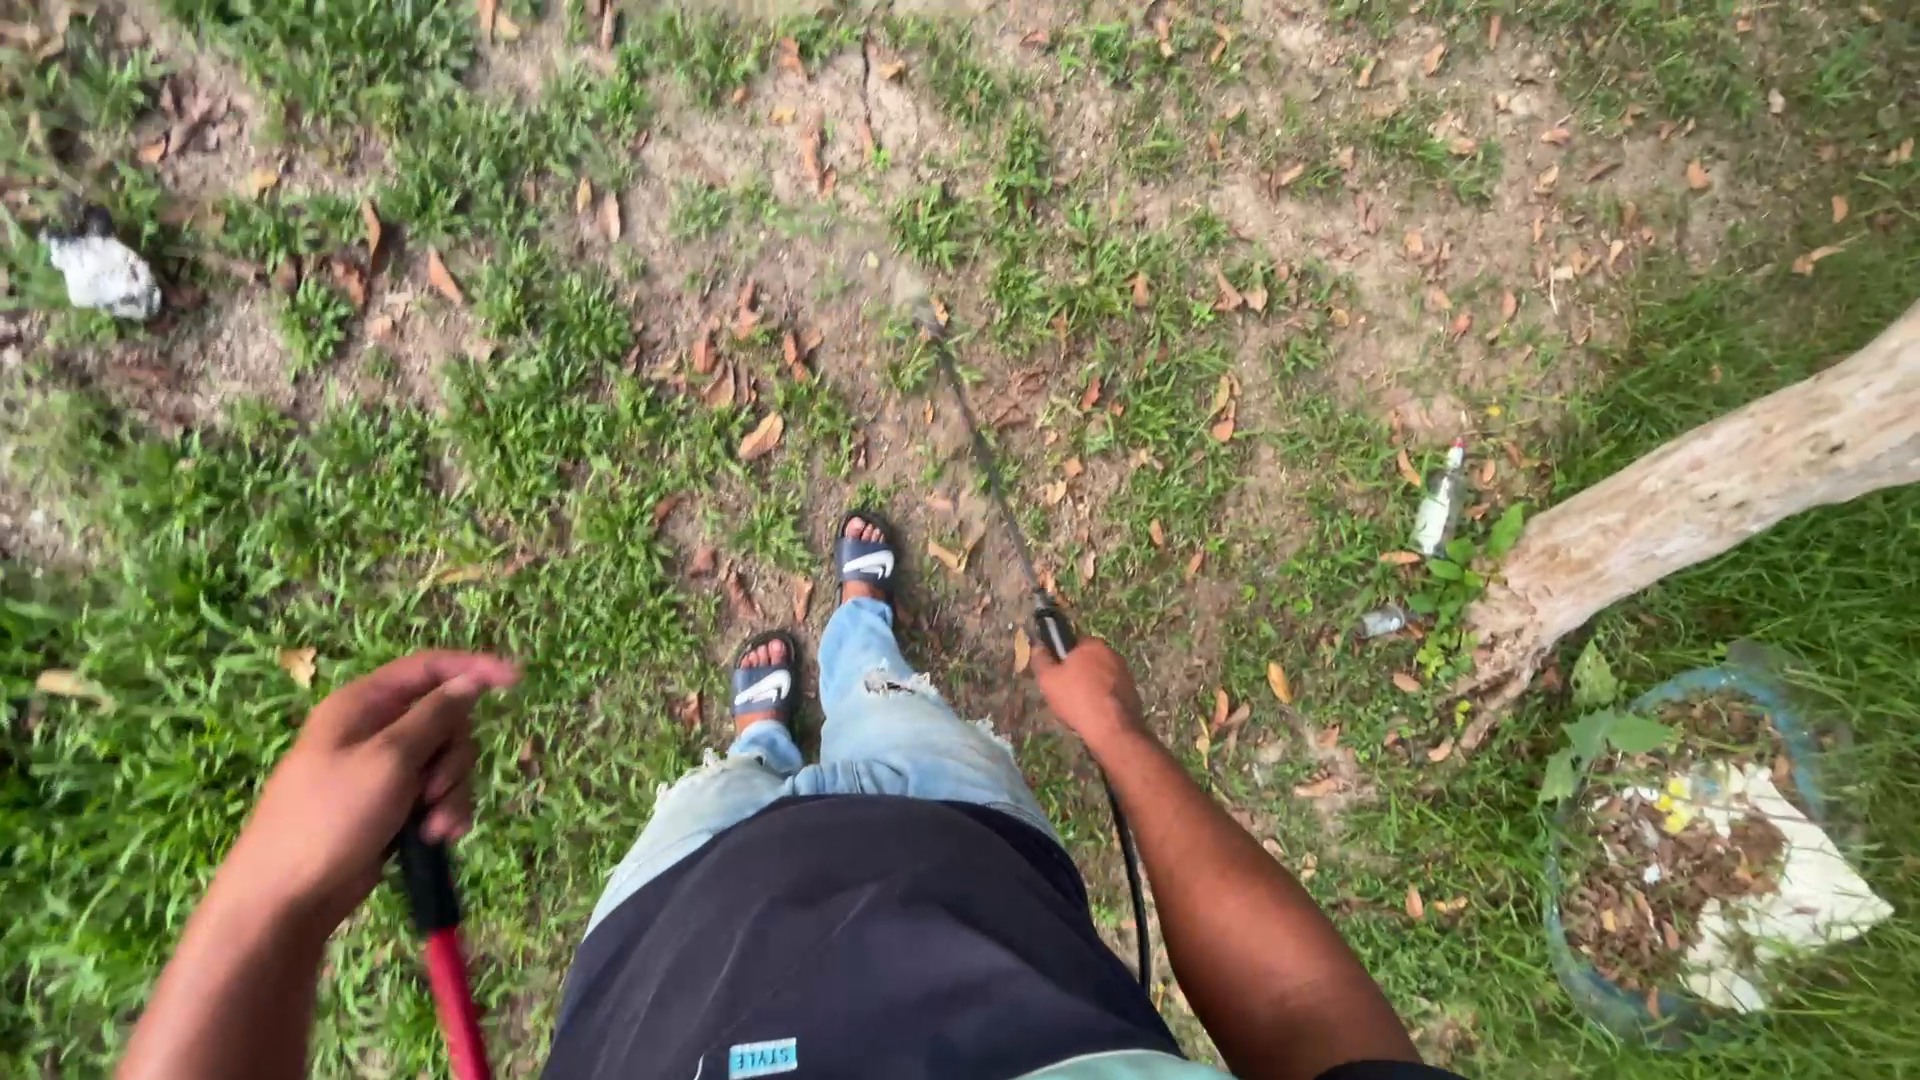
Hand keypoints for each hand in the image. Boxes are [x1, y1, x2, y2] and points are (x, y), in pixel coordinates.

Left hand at [221, 651, 518, 931]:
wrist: (286, 900)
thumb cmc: (330, 818)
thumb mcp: (390, 758)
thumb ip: (436, 715)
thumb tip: (470, 682)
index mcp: (363, 705)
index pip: (430, 667)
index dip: (474, 667)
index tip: (516, 680)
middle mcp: (376, 729)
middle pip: (448, 718)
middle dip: (454, 756)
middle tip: (435, 788)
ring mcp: (386, 767)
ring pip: (450, 758)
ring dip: (452, 791)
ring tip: (434, 825)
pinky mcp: (395, 800)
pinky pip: (441, 790)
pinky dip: (446, 810)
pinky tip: (437, 835)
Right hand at [1030, 638, 1146, 745]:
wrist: (1112, 729)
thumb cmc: (1077, 699)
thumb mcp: (1048, 679)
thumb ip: (1041, 659)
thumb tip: (1039, 647)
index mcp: (1093, 644)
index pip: (1073, 644)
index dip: (1062, 659)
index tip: (1056, 675)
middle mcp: (1113, 653)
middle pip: (1088, 661)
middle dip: (1078, 673)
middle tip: (1065, 693)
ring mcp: (1126, 673)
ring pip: (1100, 677)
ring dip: (1091, 687)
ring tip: (1080, 707)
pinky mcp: (1133, 691)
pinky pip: (1111, 691)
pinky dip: (1103, 699)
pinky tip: (1094, 713)